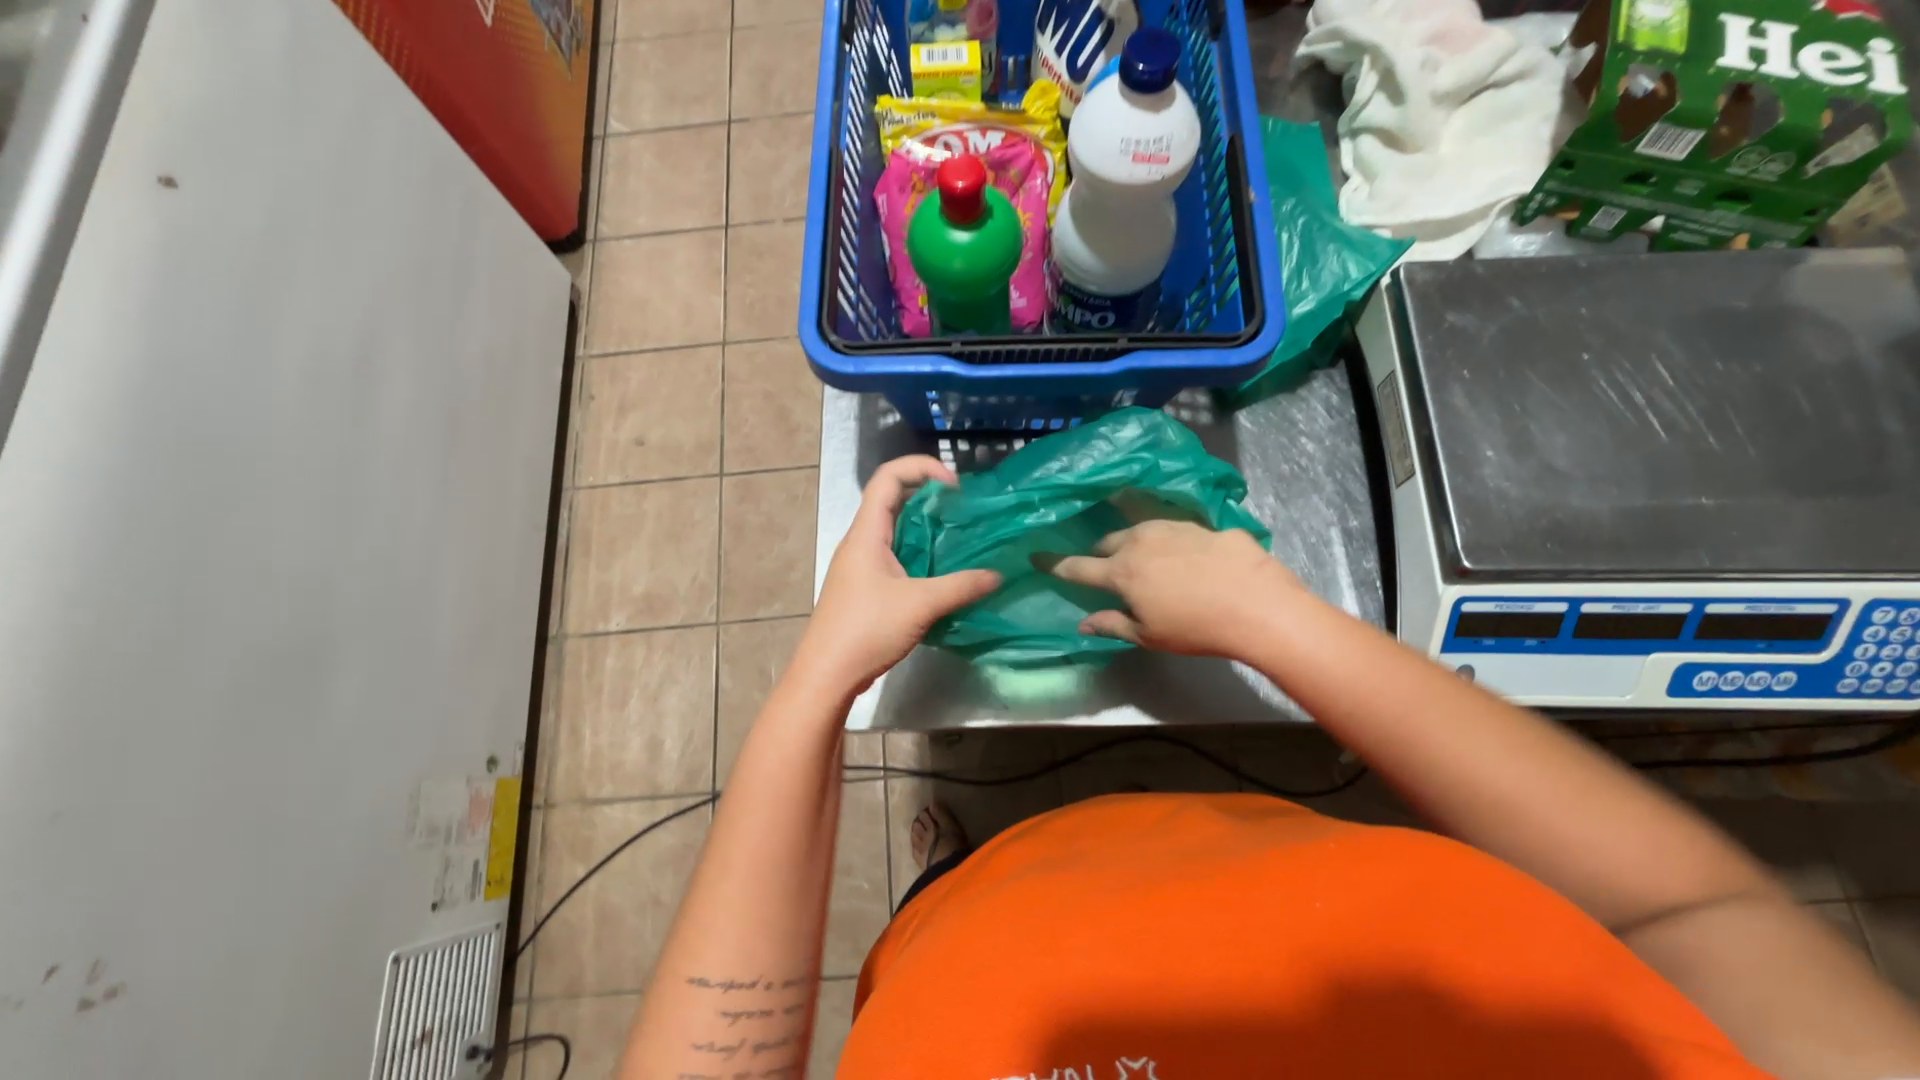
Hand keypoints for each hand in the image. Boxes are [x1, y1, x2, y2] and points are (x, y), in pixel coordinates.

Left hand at [793, 456, 1001, 693]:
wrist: (827, 674)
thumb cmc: (866, 630)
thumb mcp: (920, 604)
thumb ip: (961, 587)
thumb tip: (998, 575)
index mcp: (867, 533)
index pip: (888, 477)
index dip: (921, 468)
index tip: (955, 485)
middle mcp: (862, 542)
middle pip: (893, 499)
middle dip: (929, 496)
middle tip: (964, 508)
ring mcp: (862, 566)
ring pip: (896, 531)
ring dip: (926, 528)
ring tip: (961, 536)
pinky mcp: (867, 588)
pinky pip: (896, 557)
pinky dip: (921, 555)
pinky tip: (945, 572)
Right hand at [1049, 520, 1301, 658]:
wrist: (1257, 605)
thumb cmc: (1196, 628)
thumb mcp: (1149, 636)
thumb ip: (1112, 625)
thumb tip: (1082, 624)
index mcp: (1121, 571)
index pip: (1076, 567)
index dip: (1054, 563)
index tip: (1036, 556)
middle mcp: (1141, 540)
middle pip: (1108, 542)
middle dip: (1101, 553)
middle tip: (1104, 567)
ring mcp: (1174, 527)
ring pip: (1142, 529)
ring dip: (1135, 542)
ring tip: (1144, 556)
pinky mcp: (1205, 525)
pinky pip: (1178, 531)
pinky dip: (1173, 542)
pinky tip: (1189, 558)